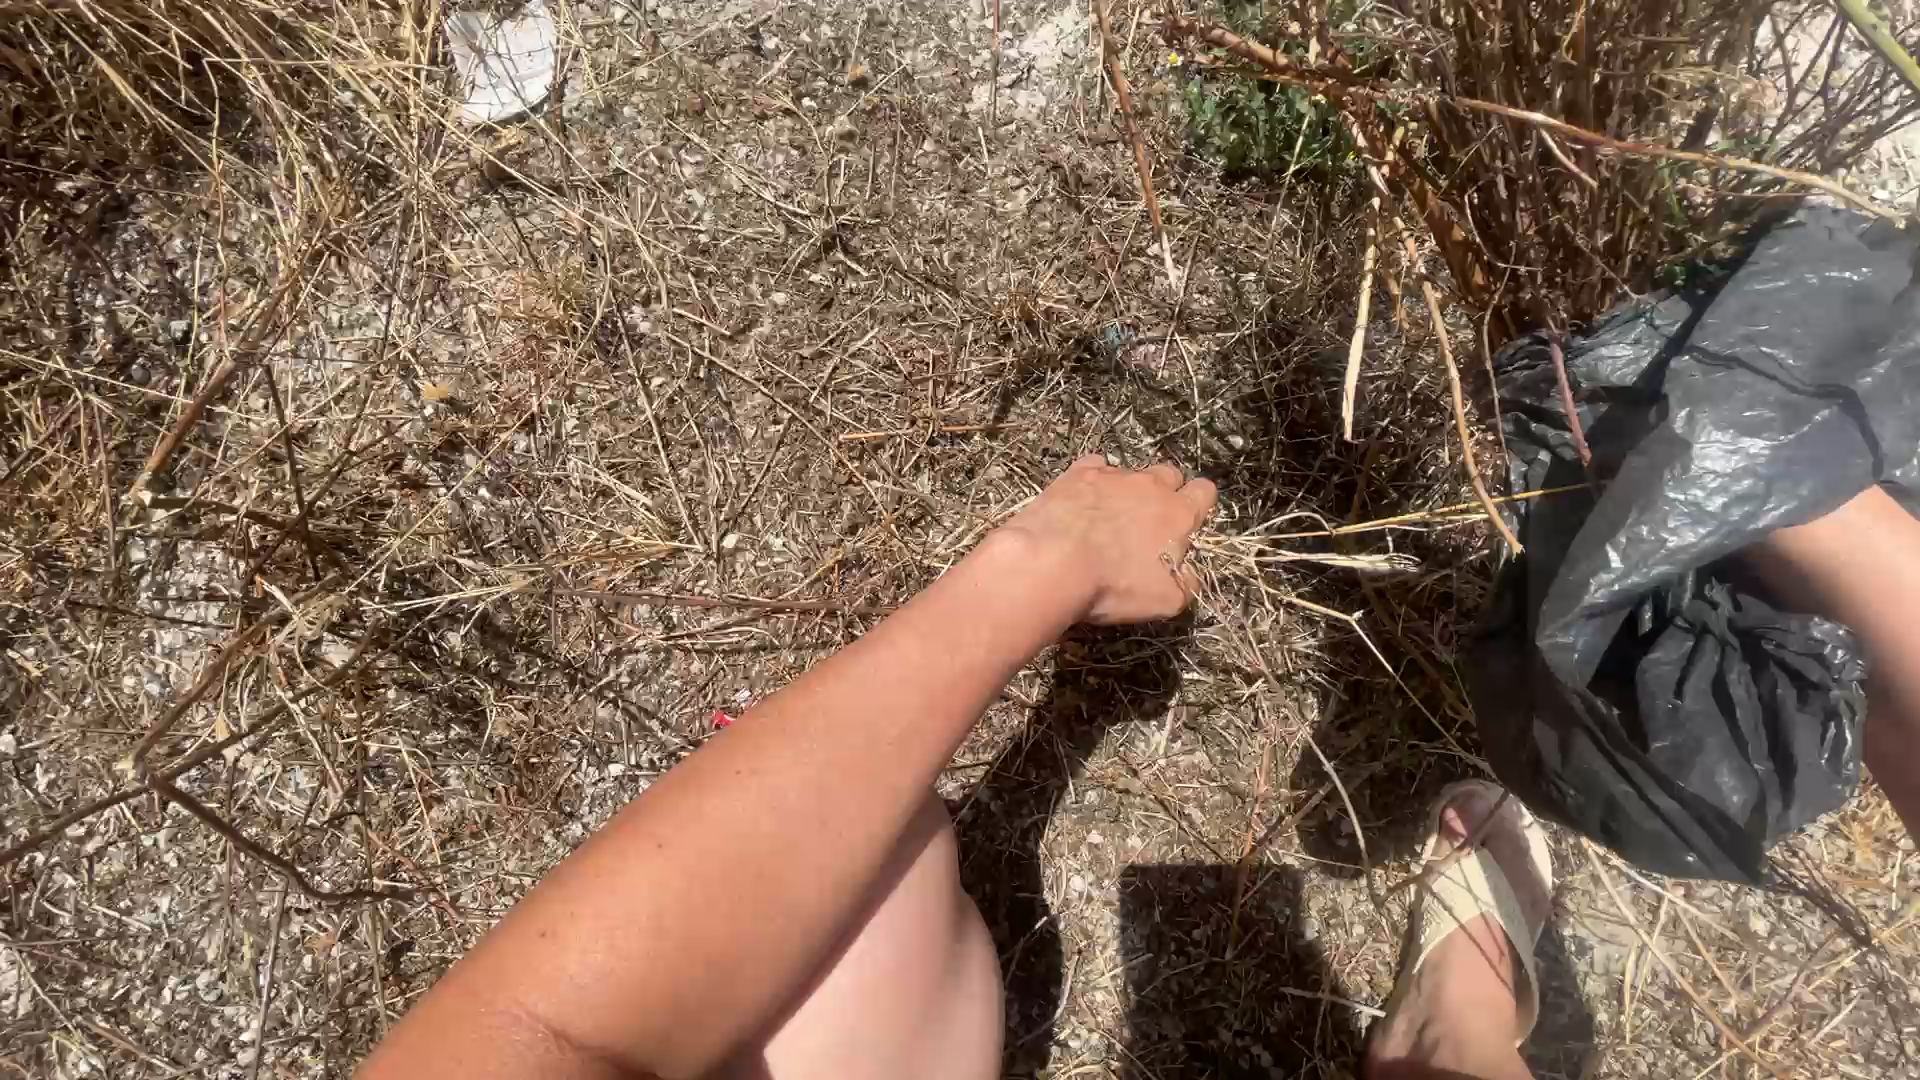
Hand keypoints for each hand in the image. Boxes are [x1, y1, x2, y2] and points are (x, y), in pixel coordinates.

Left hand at [1000, 455, 1216, 624]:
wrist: (1054, 562)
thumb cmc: (1114, 585)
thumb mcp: (1166, 601)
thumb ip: (1186, 582)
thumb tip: (1188, 573)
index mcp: (1178, 513)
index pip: (1204, 492)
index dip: (1198, 504)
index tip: (1187, 521)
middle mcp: (1149, 485)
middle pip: (1169, 474)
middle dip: (1164, 492)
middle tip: (1146, 521)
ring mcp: (1112, 475)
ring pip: (1130, 471)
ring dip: (1126, 488)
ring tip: (1108, 515)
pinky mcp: (1077, 473)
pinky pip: (1094, 466)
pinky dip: (1092, 480)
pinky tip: (1082, 499)